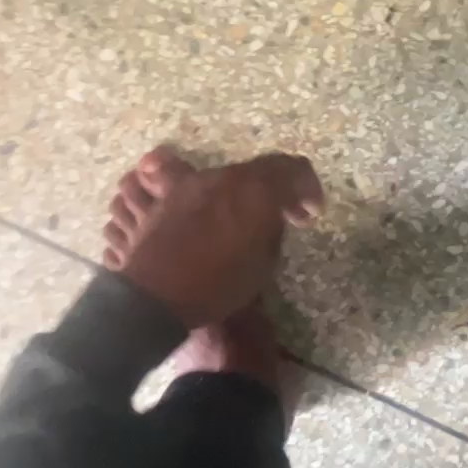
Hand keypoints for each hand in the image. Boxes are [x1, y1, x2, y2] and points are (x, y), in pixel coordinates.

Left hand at [101, 148, 324, 328]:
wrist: (156, 297)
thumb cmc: (218, 284)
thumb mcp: (264, 261)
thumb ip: (273, 226)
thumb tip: (272, 215)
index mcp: (257, 188)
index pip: (294, 169)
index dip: (309, 188)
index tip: (310, 213)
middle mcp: (226, 175)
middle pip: (261, 170)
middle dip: (277, 190)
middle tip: (284, 216)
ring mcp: (194, 181)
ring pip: (230, 177)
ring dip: (244, 193)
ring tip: (242, 219)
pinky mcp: (169, 193)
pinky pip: (199, 185)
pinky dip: (213, 197)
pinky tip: (210, 219)